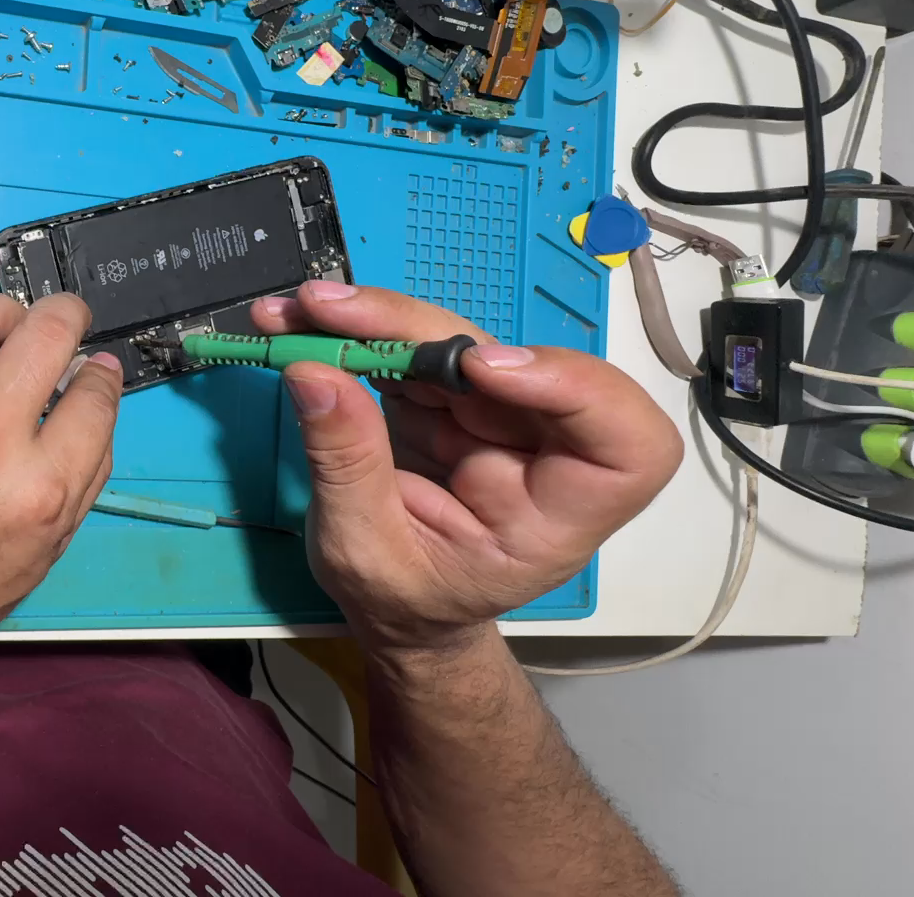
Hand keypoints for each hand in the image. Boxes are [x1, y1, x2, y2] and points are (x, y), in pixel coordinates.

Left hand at [0, 292, 122, 684]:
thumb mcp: (45, 551)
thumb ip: (85, 469)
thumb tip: (96, 386)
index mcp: (37, 492)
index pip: (93, 397)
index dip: (101, 374)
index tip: (95, 367)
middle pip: (43, 336)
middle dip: (67, 315)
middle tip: (65, 320)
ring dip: (2, 313)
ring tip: (7, 333)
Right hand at [255, 281, 682, 653]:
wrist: (395, 605)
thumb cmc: (400, 598)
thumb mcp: (360, 548)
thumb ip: (343, 464)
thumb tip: (311, 371)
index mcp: (553, 517)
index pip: (621, 443)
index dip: (570, 387)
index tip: (476, 365)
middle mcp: (537, 452)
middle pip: (505, 365)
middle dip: (408, 327)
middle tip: (323, 308)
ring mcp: (492, 420)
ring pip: (448, 344)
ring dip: (366, 320)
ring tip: (292, 313)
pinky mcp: (446, 402)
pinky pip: (408, 352)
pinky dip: (351, 335)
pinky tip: (303, 325)